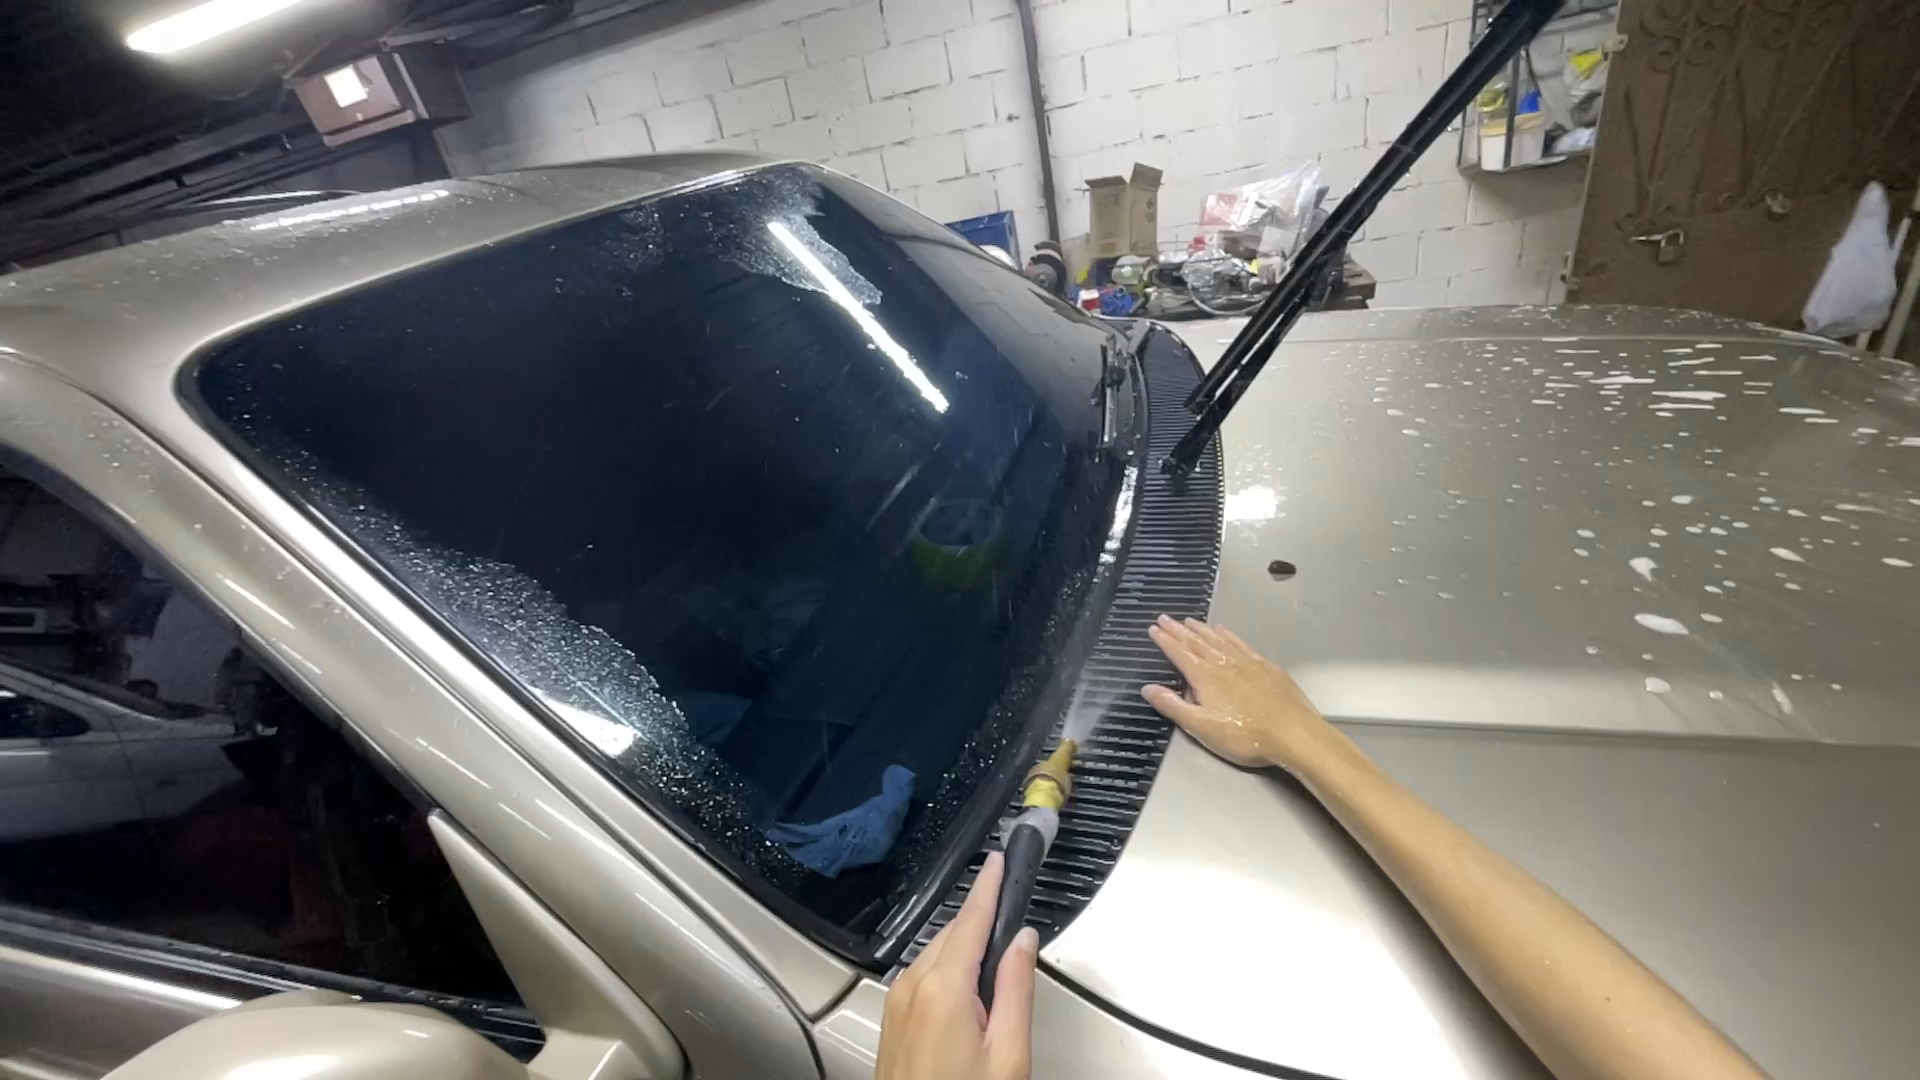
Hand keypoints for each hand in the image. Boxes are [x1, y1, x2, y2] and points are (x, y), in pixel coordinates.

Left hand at [878, 852, 1037, 1079]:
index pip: (971, 918)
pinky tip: (969, 984)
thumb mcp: (1008, 1056)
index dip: (989, 884)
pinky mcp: (893, 1018)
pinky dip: (949, 965)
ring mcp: (898, 1002)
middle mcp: (913, 985)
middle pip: (954, 932)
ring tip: (997, 952)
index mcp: (943, 987)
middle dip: (981, 915)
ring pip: (938, 952)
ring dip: (966, 943)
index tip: (999, 858)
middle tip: (1009, 900)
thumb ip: (1016, 988)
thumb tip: (1023, 940)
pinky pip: (925, 974)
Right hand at [1142, 615, 1329, 770]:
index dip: (1164, 640)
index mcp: (1205, 676)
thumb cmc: (1246, 736)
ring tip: (1188, 620)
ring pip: (1217, 639)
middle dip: (1178, 629)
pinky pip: (1240, 643)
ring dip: (1200, 629)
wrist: (1295, 735)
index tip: (1153, 629)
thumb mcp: (1202, 727)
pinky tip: (1224, 631)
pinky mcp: (1266, 667)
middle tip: (1165, 618)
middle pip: (1196, 641)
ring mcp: (1247, 662)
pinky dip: (1228, 635)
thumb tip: (1148, 688)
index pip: (1179, 653)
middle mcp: (1224, 663)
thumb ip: (1173, 706)